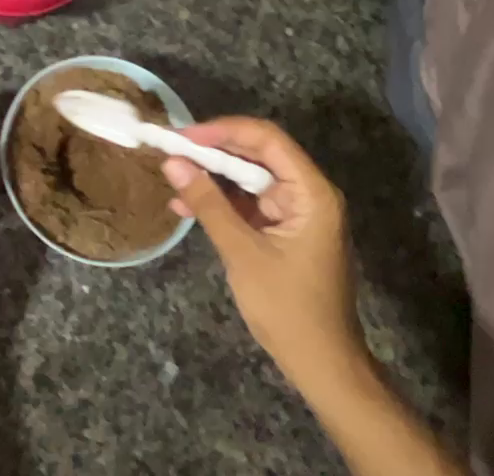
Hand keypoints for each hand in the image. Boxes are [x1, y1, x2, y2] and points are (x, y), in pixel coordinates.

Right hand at [164, 117, 363, 388]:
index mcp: (311, 193)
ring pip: (250, 178)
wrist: (321, 364)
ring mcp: (297, 213)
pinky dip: (221, 202)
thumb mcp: (242, 252)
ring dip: (213, 177)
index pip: (267, 140)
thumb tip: (172, 162)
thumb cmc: (287, 308)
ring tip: (173, 176)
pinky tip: (186, 206)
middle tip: (172, 149)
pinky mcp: (285, 230)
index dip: (224, 130)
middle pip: (258, 154)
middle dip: (214, 150)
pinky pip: (250, 203)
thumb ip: (208, 203)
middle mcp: (308, 194)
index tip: (184, 136)